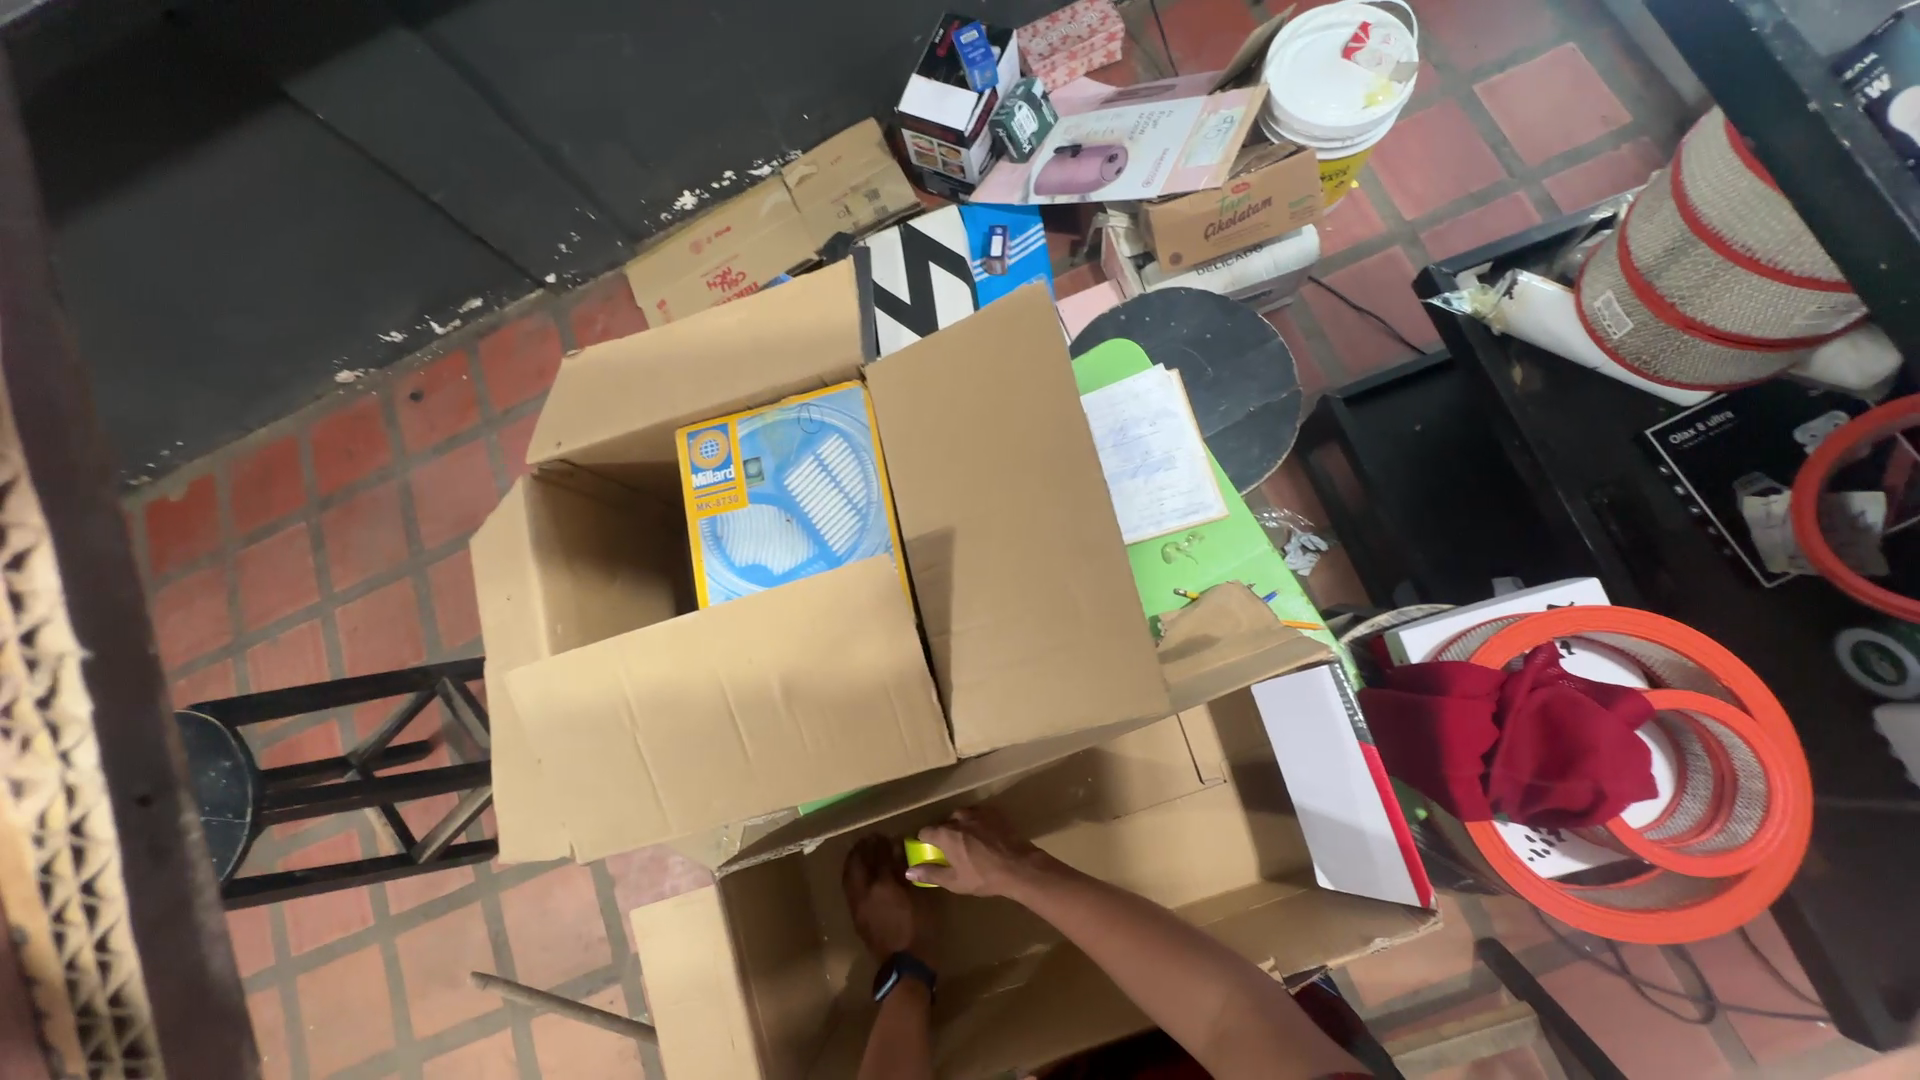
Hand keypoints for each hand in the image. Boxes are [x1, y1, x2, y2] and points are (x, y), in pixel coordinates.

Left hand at [842, 835, 924, 959]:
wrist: (904, 964)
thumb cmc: (919, 929)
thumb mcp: (919, 898)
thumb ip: (905, 873)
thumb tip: (897, 852)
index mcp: (883, 885)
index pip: (879, 856)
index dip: (882, 844)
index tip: (885, 836)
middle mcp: (865, 891)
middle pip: (857, 863)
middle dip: (862, 849)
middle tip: (869, 839)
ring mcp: (857, 905)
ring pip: (848, 875)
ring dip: (853, 861)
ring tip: (860, 852)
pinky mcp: (855, 916)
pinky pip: (849, 888)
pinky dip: (852, 875)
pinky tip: (859, 873)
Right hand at [907, 806, 1059, 896]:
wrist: (1018, 866)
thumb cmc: (983, 877)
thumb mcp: (954, 881)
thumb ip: (931, 873)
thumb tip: (909, 871)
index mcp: (946, 834)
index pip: (926, 831)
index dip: (925, 840)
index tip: (929, 849)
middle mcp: (959, 819)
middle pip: (945, 822)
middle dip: (946, 833)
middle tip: (953, 849)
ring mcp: (978, 813)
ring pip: (962, 815)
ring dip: (962, 825)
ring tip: (969, 840)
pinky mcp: (994, 812)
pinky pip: (979, 814)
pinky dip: (978, 821)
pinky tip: (985, 834)